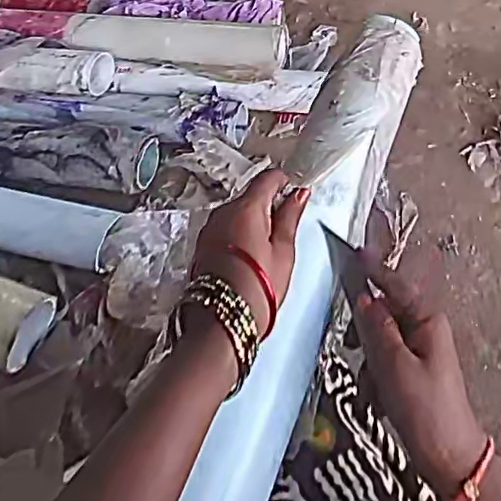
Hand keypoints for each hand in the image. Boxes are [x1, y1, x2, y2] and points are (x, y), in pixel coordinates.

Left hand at [191, 169, 308, 334]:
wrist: (220, 323)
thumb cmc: (256, 290)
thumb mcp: (284, 251)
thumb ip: (290, 217)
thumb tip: (298, 195)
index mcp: (247, 208)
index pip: (268, 178)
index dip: (284, 182)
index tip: (293, 192)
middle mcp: (224, 212)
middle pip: (251, 195)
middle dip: (268, 206)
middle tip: (284, 230)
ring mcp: (210, 228)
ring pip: (236, 213)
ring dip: (252, 222)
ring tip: (266, 250)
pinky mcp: (202, 245)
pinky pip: (225, 229)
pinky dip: (237, 235)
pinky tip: (248, 258)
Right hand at [352, 253, 490, 495]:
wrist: (449, 460)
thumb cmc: (430, 414)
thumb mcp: (395, 366)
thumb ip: (376, 329)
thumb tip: (363, 299)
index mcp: (426, 321)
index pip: (395, 286)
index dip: (373, 270)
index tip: (355, 254)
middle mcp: (423, 330)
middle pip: (382, 313)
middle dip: (365, 333)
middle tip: (355, 346)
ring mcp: (417, 351)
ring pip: (379, 339)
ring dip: (369, 362)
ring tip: (372, 385)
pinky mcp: (410, 372)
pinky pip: (382, 361)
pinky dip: (374, 377)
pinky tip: (377, 397)